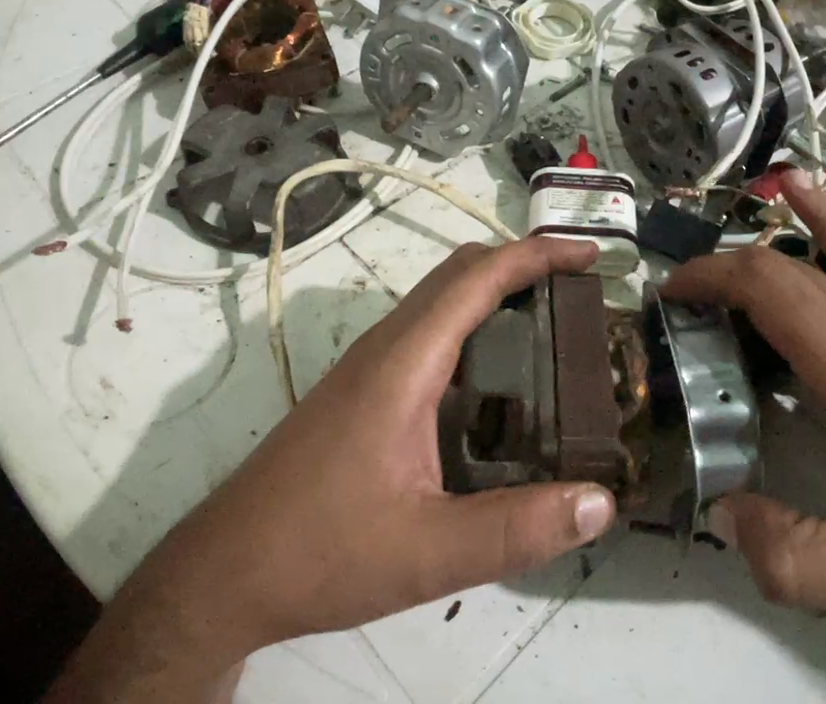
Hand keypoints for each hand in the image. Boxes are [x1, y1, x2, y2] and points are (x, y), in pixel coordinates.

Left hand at [175, 237, 614, 648]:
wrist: (225, 572)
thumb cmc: (322, 552)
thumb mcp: (430, 553)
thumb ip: (518, 530)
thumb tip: (600, 502)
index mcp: (403, 365)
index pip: (477, 279)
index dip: (537, 255)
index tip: (592, 253)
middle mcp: (385, 351)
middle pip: (458, 276)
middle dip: (522, 265)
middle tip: (581, 291)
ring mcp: (368, 370)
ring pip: (439, 304)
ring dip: (495, 295)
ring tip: (553, 329)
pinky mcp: (361, 394)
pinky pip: (427, 337)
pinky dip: (472, 330)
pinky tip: (497, 385)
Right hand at [664, 170, 825, 620]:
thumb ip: (791, 558)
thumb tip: (721, 513)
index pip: (764, 285)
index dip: (706, 276)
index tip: (670, 295)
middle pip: (785, 269)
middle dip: (725, 282)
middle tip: (690, 324)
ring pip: (824, 264)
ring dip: (767, 266)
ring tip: (725, 281)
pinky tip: (807, 199)